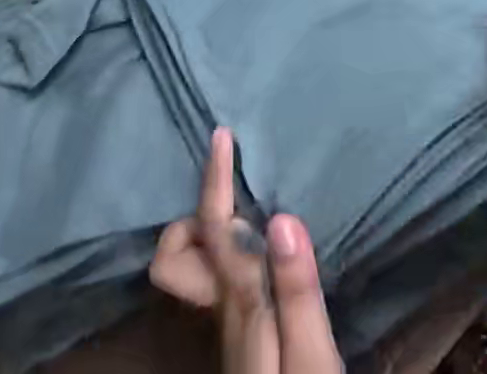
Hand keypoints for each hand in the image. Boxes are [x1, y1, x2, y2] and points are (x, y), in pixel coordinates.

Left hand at [150, 127, 343, 373]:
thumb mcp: (311, 355)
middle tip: (234, 188)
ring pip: (192, 269)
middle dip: (194, 217)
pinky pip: (216, 280)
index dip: (215, 180)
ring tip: (246, 212)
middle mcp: (220, 311)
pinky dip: (227, 254)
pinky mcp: (241, 335)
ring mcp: (226, 326)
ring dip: (208, 233)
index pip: (214, 232)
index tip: (221, 135)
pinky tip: (258, 248)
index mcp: (237, 305)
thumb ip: (295, 290)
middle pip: (176, 257)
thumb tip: (278, 217)